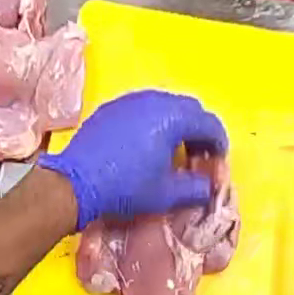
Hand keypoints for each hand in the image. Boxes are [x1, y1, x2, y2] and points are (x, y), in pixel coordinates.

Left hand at [35, 90, 227, 230]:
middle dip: (197, 133)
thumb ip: (193, 189)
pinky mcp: (110, 110)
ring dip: (174, 128)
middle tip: (196, 158)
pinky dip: (151, 127)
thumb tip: (208, 188)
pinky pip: (141, 112)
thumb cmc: (124, 188)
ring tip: (171, 154)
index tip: (217, 161)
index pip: (208, 123)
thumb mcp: (164, 194)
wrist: (75, 184)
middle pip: (187, 111)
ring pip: (163, 109)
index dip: (218, 143)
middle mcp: (154, 100)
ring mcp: (129, 101)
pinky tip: (145, 149)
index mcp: (173, 115)